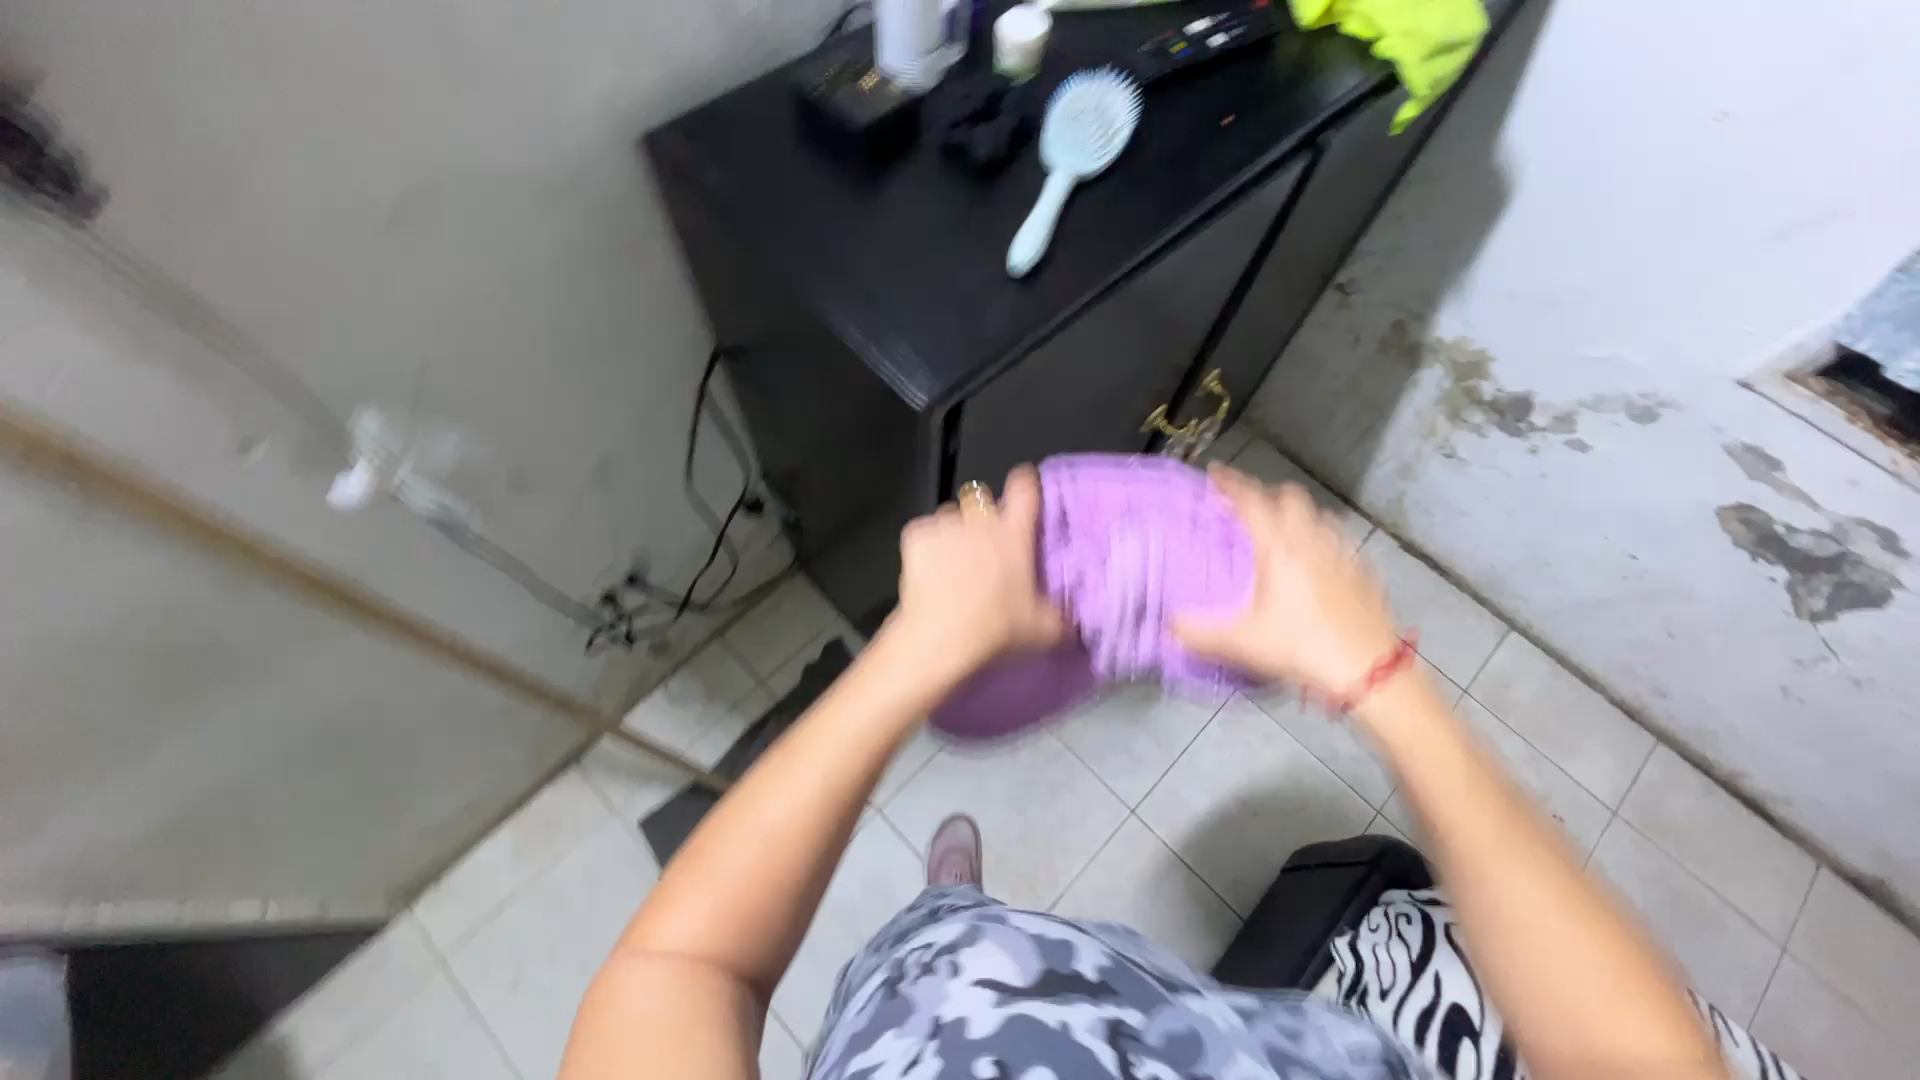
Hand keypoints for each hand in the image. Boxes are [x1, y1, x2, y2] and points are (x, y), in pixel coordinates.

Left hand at [889, 466, 1067, 674]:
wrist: (942, 639)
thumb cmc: (999, 629)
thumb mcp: (1045, 628)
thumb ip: (1061, 615)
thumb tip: (1072, 619)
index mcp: (1014, 534)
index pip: (1025, 490)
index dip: (1026, 486)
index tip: (1025, 489)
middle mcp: (980, 521)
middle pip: (983, 502)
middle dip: (984, 517)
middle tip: (985, 548)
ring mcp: (944, 525)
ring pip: (950, 516)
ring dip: (954, 532)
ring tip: (953, 563)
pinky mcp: (916, 537)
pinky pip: (923, 533)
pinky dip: (927, 547)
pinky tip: (929, 570)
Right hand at [1174, 464, 1401, 695]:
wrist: (1369, 671)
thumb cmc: (1301, 648)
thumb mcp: (1241, 643)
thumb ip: (1198, 633)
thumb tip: (1168, 625)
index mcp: (1279, 548)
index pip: (1251, 501)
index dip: (1230, 484)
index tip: (1214, 473)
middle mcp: (1312, 540)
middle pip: (1289, 497)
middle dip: (1266, 495)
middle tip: (1247, 511)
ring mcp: (1342, 553)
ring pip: (1317, 516)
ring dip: (1296, 516)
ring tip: (1280, 534)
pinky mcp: (1363, 571)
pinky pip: (1337, 540)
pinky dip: (1320, 540)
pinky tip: (1315, 565)